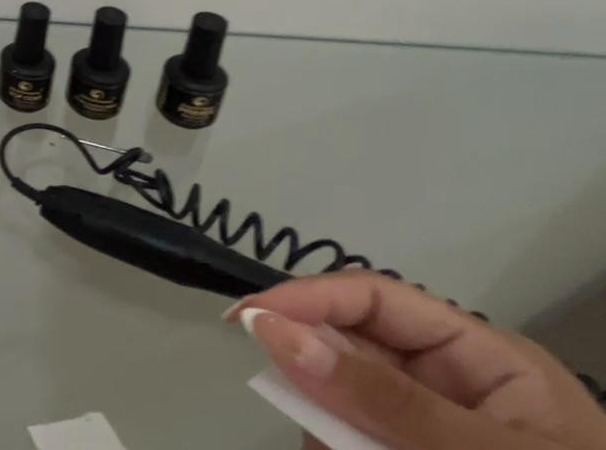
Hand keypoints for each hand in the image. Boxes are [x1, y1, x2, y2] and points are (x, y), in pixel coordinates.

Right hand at [229, 271, 605, 448]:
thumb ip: (386, 398)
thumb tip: (271, 329)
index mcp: (486, 357)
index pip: (373, 296)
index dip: (305, 296)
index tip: (244, 319)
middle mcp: (450, 380)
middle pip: (347, 343)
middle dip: (312, 370)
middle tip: (295, 405)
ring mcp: (428, 424)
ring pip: (337, 393)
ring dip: (324, 421)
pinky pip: (347, 435)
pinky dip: (332, 444)